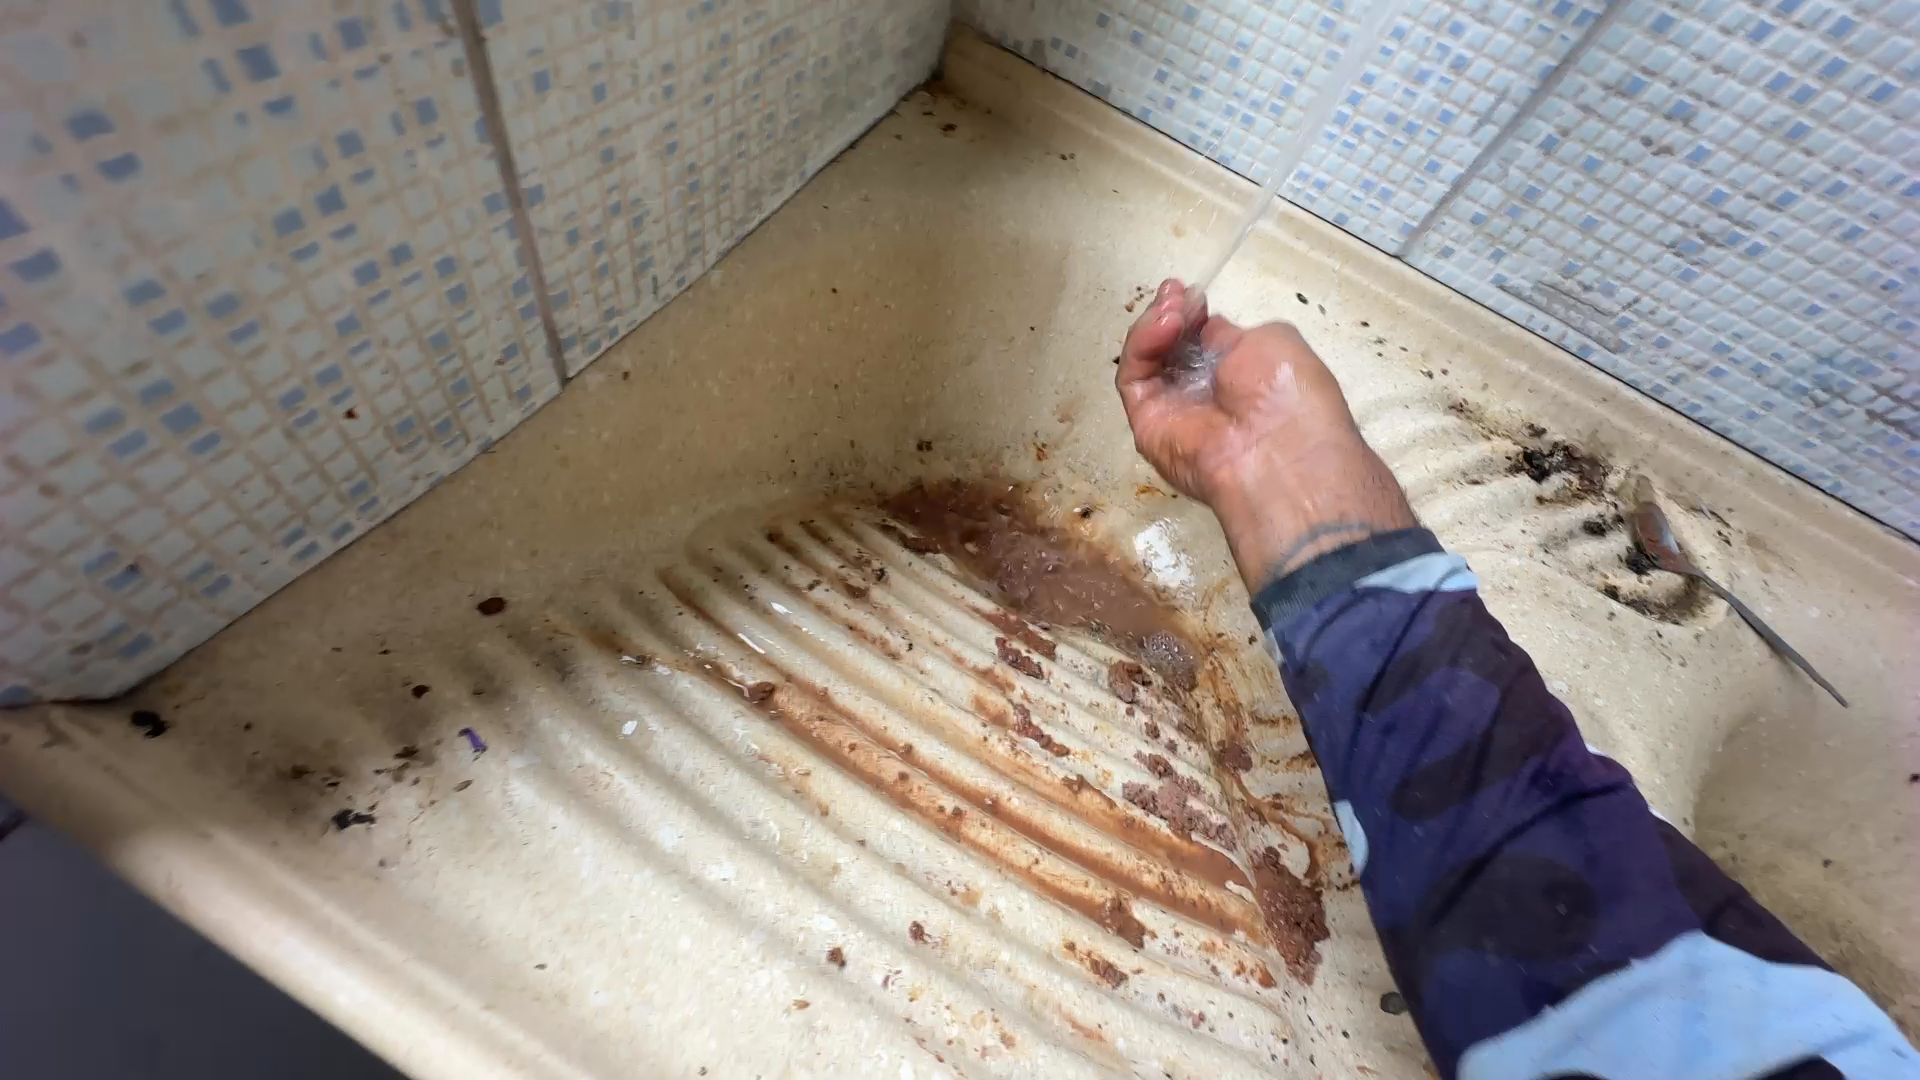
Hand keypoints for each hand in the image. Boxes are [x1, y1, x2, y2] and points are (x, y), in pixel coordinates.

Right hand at [1115, 279, 1417, 589]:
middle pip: (1167, 347)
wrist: (1275, 448)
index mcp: (1236, 375)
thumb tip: (1205, 327)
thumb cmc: (1287, 391)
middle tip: (1177, 295)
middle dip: (1168, 313)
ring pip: (1145, 360)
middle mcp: (1200, 393)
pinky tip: (1163, 327)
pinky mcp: (1145, 422)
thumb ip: (1228, 334)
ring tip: (1171, 309)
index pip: (1198, 339)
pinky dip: (1141, 347)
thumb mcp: (1271, 340)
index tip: (1192, 293)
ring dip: (1153, 326)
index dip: (1191, 313)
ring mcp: (1170, 409)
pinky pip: (1132, 378)